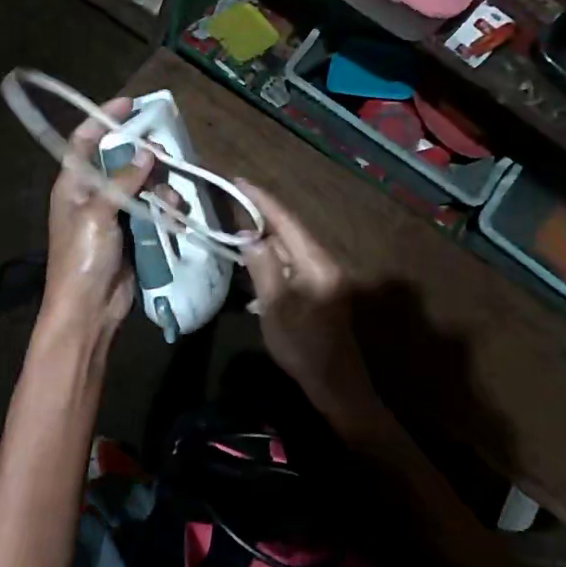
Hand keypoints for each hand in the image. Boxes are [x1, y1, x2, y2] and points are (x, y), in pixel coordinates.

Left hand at [39, 98, 154, 338]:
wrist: (88, 310)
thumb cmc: (83, 258)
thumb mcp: (99, 214)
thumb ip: (123, 181)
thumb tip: (147, 152)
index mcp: (72, 185)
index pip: (84, 141)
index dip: (104, 119)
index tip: (130, 103)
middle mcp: (91, 195)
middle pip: (119, 162)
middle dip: (144, 157)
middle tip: (165, 155)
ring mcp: (113, 216)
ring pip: (141, 187)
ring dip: (159, 188)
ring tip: (171, 200)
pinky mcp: (131, 235)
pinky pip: (151, 211)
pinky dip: (164, 210)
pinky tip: (176, 216)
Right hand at [239, 182, 377, 423]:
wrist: (335, 385)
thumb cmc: (303, 347)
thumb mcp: (276, 307)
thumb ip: (263, 268)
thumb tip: (249, 236)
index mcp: (317, 263)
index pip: (287, 222)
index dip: (262, 200)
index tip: (239, 181)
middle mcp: (324, 263)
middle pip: (289, 231)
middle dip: (260, 215)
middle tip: (230, 201)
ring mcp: (324, 277)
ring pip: (290, 248)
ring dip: (264, 239)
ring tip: (235, 228)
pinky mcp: (320, 290)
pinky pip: (292, 264)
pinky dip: (271, 259)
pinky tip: (253, 262)